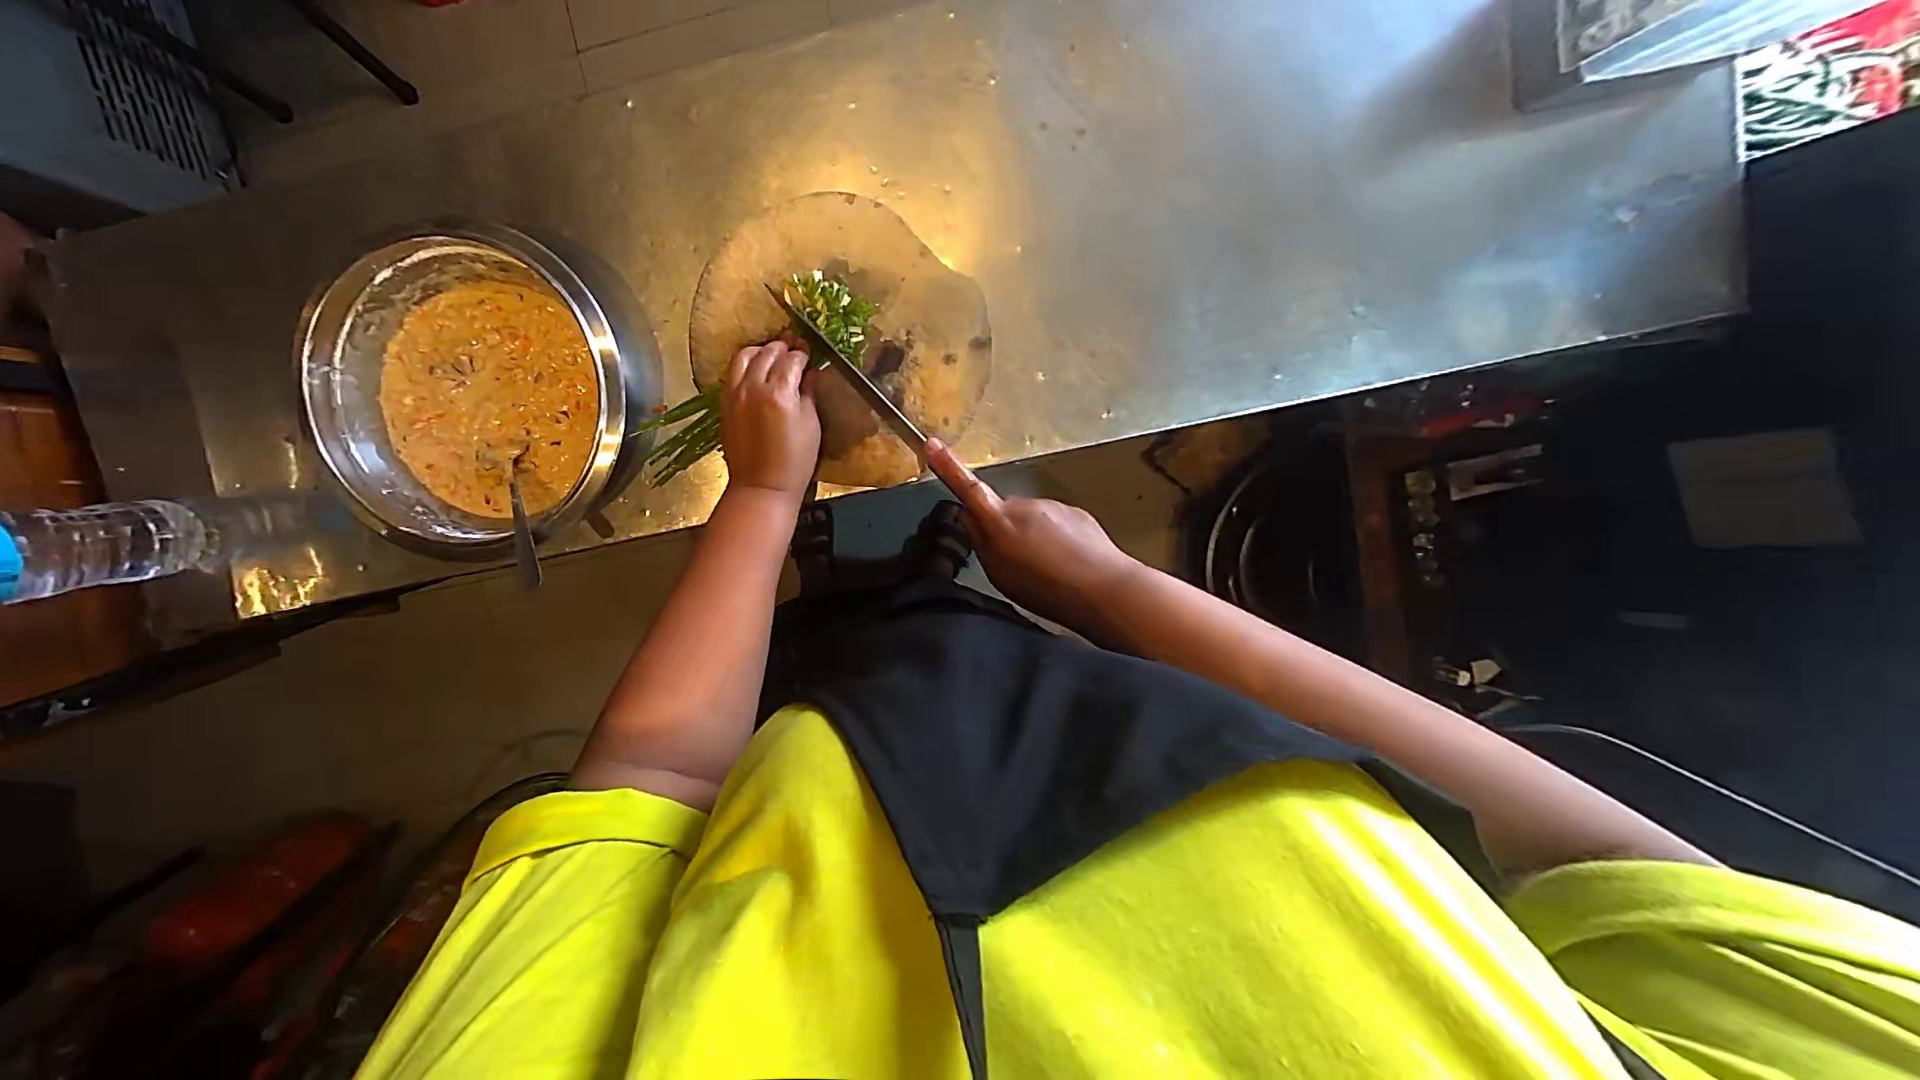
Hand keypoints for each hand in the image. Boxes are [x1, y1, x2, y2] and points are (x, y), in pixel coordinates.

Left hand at [721, 341, 819, 499]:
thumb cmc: (794, 462)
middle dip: (782, 348)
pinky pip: (732, 372)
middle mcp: (754, 388)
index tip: (809, 355)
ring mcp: (736, 394)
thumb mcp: (811, 426)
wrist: (762, 486)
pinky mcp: (725, 404)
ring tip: (771, 354)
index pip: (791, 360)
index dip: (802, 355)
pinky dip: (745, 365)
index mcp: (779, 393)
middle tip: (793, 349)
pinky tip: (755, 371)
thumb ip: (809, 395)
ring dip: (760, 351)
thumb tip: (811, 375)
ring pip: (744, 357)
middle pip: (767, 353)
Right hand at [926, 438, 1144, 638]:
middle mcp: (1025, 506)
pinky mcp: (1075, 513)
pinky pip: (1054, 523)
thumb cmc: (1046, 589)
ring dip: (1032, 537)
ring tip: (1047, 569)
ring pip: (1030, 519)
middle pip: (1002, 512)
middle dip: (1003, 530)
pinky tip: (1065, 562)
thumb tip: (967, 518)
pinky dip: (1054, 539)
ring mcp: (1052, 506)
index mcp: (1001, 522)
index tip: (933, 444)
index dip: (948, 467)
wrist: (1103, 587)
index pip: (968, 490)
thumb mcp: (1000, 575)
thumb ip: (981, 543)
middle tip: (1017, 564)